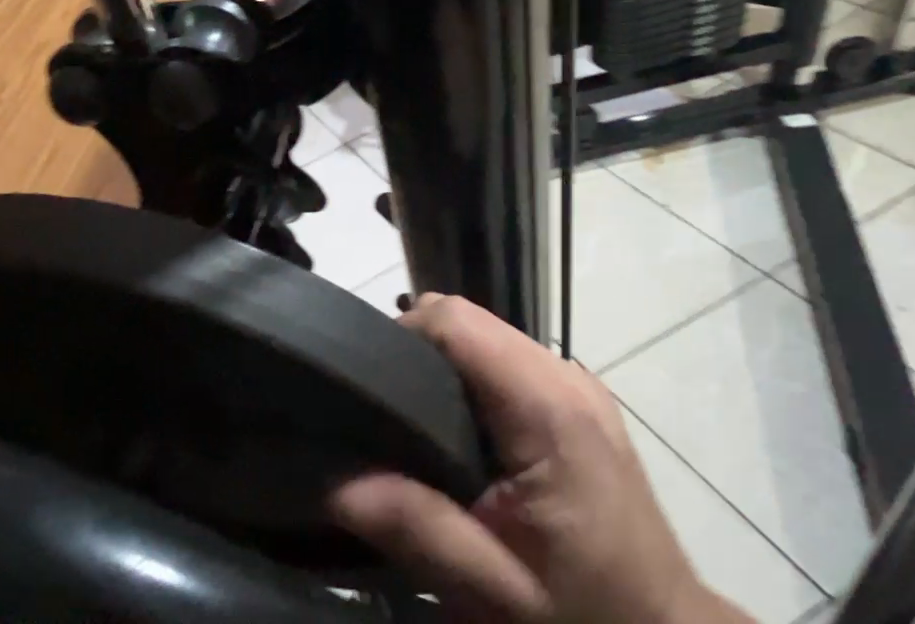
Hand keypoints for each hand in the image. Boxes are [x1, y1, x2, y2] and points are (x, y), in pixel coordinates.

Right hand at [329, 295, 753, 623]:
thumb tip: (331, 482)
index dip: (398, 339)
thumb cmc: (583, 612)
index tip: (365, 390)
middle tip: (379, 418)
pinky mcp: (574, 398)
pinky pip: (499, 360)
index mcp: (549, 410)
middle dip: (412, 355)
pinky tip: (451, 434)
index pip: (454, 320)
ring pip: (480, 336)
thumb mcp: (494, 590)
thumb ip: (416, 529)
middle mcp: (566, 378)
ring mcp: (575, 384)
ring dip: (436, 367)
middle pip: (464, 321)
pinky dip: (463, 380)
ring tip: (409, 428)